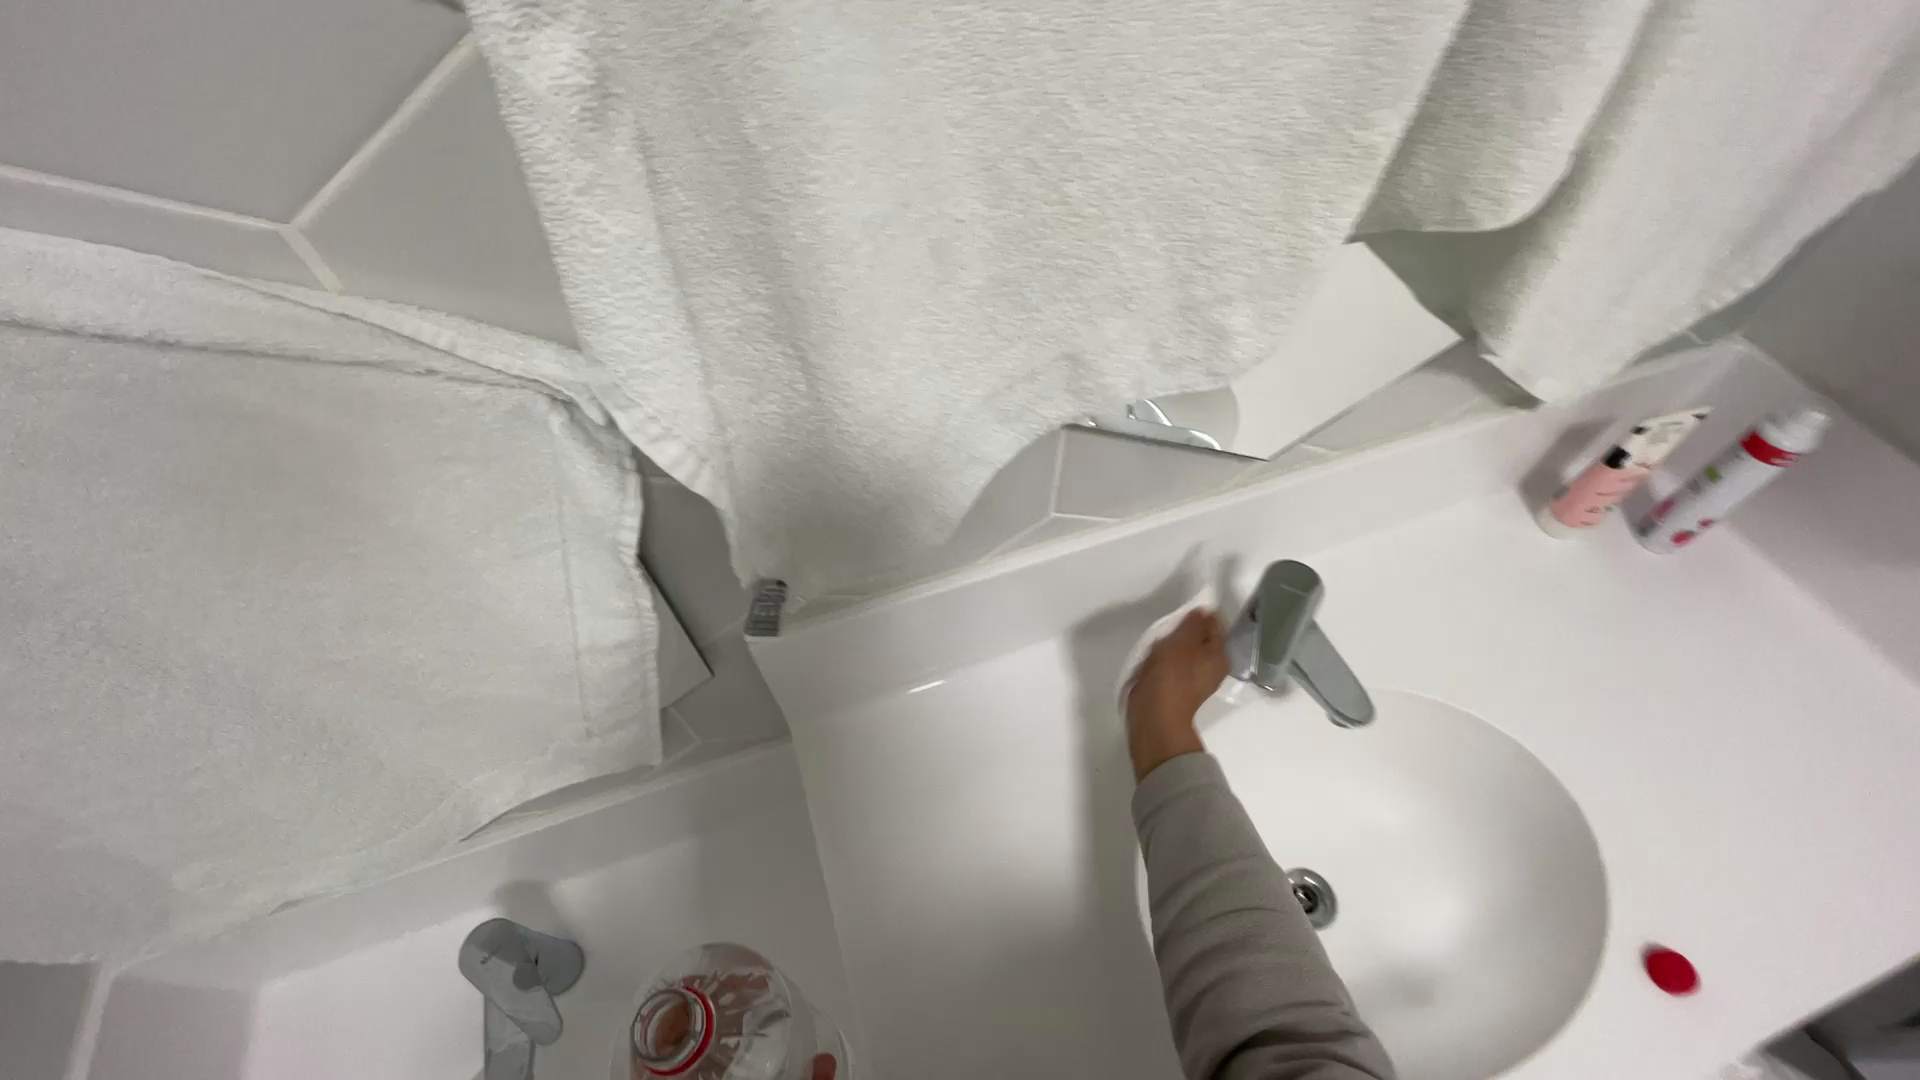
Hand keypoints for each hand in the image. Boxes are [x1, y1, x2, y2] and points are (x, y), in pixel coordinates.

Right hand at [1125, 608, 1228, 781]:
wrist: (1154, 713)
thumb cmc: (1171, 674)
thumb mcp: (1183, 641)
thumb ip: (1194, 623)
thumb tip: (1204, 610)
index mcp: (1220, 656)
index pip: (1216, 626)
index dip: (1201, 615)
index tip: (1183, 612)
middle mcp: (1212, 668)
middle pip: (1201, 639)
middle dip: (1185, 630)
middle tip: (1168, 625)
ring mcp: (1195, 680)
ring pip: (1186, 651)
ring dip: (1173, 644)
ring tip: (1159, 640)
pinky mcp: (1177, 687)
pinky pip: (1174, 665)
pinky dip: (1165, 659)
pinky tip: (1153, 657)